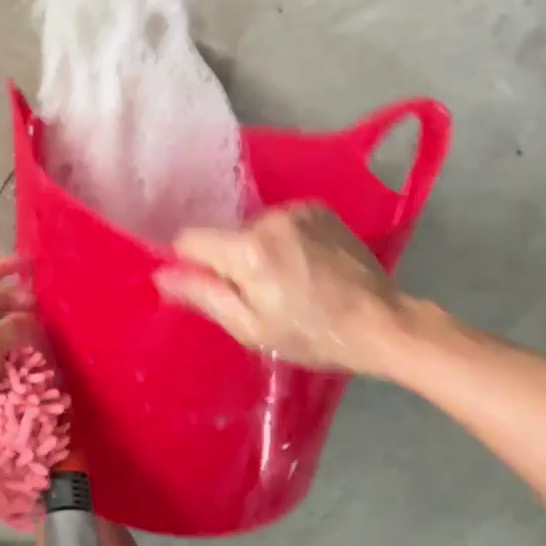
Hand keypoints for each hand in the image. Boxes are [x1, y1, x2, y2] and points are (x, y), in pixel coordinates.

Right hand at [155, 202, 409, 373]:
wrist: (384, 322)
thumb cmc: (312, 335)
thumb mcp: (251, 328)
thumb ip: (204, 295)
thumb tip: (162, 274)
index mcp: (247, 250)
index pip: (189, 240)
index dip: (191, 264)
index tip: (211, 288)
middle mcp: (268, 219)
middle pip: (225, 236)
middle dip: (231, 262)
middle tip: (260, 296)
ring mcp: (297, 210)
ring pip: (253, 230)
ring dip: (260, 251)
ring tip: (288, 282)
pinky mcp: (319, 210)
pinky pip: (281, 224)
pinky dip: (284, 241)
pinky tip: (306, 266)